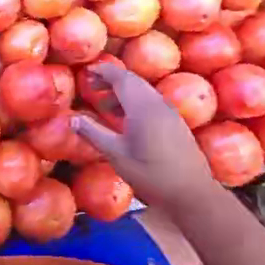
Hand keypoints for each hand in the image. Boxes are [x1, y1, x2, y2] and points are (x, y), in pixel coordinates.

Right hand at [72, 63, 223, 209]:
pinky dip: (134, 101)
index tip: (87, 71)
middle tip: (91, 86)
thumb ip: (94, 133)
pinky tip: (125, 118)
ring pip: (143, 90)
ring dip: (123, 90)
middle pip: (133, 80)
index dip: (103, 71)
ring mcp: (170, 112)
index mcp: (142, 107)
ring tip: (104, 103)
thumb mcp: (117, 155)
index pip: (121, 77)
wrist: (192, 193)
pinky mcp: (175, 121)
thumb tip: (72, 118)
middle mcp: (158, 103)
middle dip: (111, 79)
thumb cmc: (151, 175)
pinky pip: (151, 101)